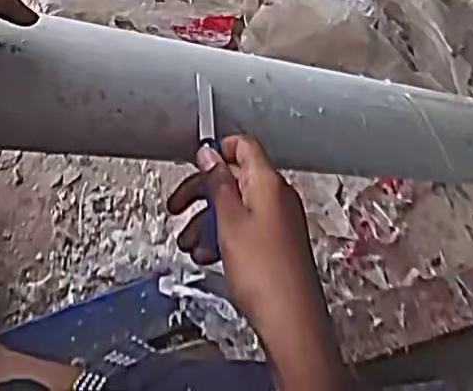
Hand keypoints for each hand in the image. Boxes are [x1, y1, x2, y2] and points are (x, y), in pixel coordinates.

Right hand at [169, 136, 350, 389]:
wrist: (293, 327)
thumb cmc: (265, 276)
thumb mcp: (228, 220)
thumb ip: (216, 182)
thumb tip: (209, 154)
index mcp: (269, 183)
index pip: (243, 146)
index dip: (217, 150)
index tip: (195, 164)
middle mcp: (278, 198)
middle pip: (234, 177)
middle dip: (202, 192)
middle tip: (179, 204)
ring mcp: (280, 222)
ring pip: (235, 206)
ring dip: (208, 220)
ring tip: (189, 241)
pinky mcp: (277, 245)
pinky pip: (244, 228)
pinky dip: (223, 236)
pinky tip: (208, 254)